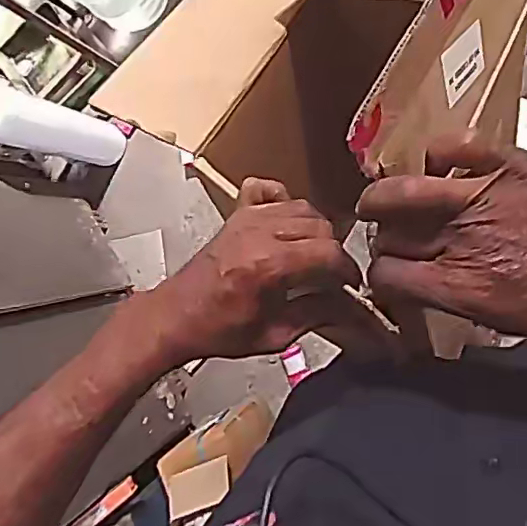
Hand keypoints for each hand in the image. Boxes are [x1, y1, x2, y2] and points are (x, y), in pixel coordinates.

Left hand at [139, 178, 369, 367]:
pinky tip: (287, 222)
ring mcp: (248, 219)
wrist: (176, 316)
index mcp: (269, 266)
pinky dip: (284, 200)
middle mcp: (259, 234)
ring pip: (303, 208)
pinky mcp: (238, 215)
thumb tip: (348, 306)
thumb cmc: (218, 329)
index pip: (329, 253)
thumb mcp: (274, 335)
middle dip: (333, 253)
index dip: (347, 270)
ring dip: (315, 230)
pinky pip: (269, 190)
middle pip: (321, 227)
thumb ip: (317, 315)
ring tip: (312, 254)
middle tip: (331, 275)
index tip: (350, 284)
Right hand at [358, 133, 526, 338]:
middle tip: (392, 239)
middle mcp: (461, 240)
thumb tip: (433, 288)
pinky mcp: (506, 163)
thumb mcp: (513, 321)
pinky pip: (451, 147)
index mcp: (461, 286)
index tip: (390, 276)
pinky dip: (438, 154)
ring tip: (388, 198)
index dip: (381, 278)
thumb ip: (461, 300)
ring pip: (399, 190)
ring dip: (384, 198)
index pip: (387, 277)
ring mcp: (480, 196)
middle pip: (388, 235)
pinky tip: (443, 167)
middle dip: (381, 239)